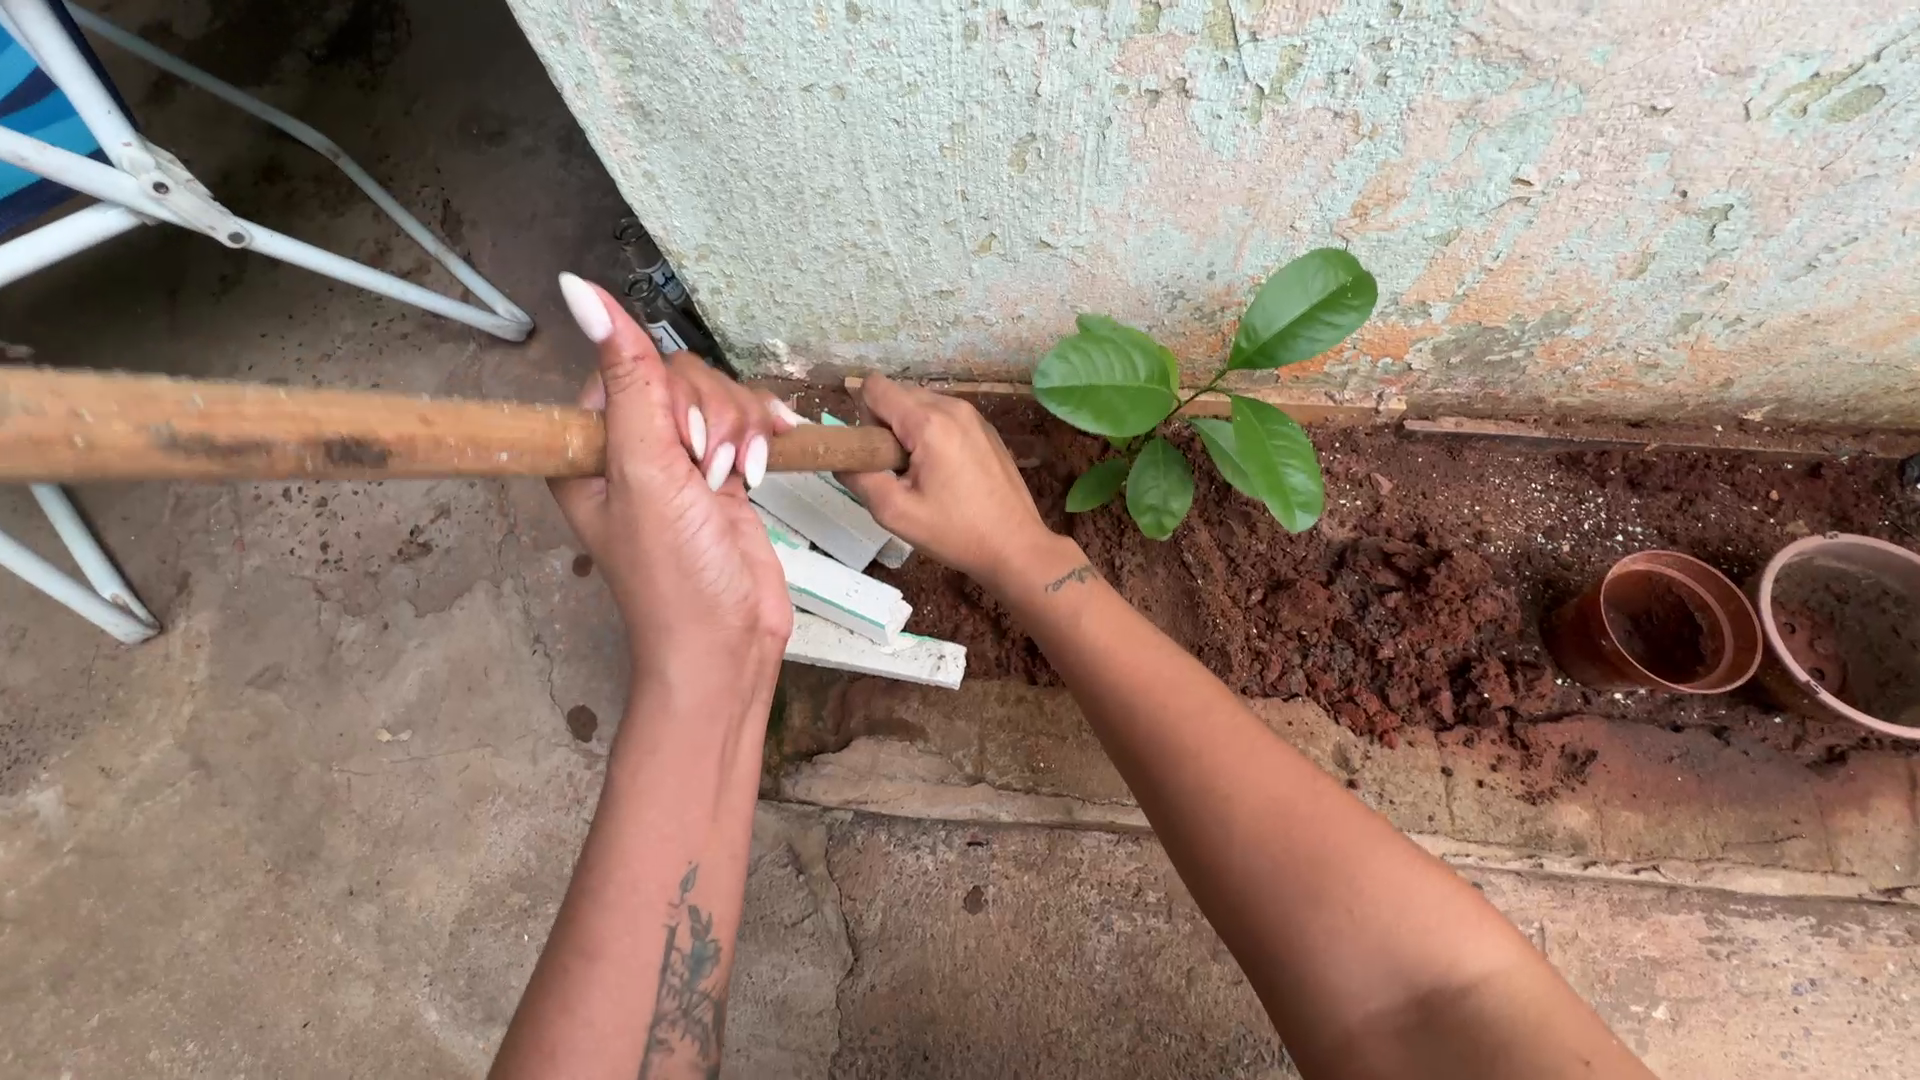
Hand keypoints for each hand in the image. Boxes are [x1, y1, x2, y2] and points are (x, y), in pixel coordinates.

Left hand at [548, 273, 794, 700]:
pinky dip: (766, 433)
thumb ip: (628, 381)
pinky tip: (782, 445)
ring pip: (721, 401)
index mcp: (588, 447)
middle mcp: (631, 450)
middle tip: (717, 472)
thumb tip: (578, 287)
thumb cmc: (675, 573)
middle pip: (684, 381)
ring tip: (745, 479)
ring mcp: (681, 464)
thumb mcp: (648, 472)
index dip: (670, 394)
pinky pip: (747, 427)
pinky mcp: (724, 478)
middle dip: (716, 418)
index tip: (687, 445)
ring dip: (744, 431)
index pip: (628, 370)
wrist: (728, 643)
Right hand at [835, 374, 1060, 589]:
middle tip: (898, 473)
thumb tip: (842, 459)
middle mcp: (953, 407)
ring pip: (922, 406)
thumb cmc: (955, 532)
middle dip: (886, 427)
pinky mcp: (986, 430)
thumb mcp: (895, 512)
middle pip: (899, 395)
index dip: (864, 417)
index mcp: (929, 422)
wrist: (1014, 546)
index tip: (876, 455)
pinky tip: (946, 476)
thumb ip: (859, 478)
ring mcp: (974, 417)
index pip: (875, 387)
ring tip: (923, 477)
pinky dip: (934, 437)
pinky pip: (945, 418)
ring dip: (910, 433)